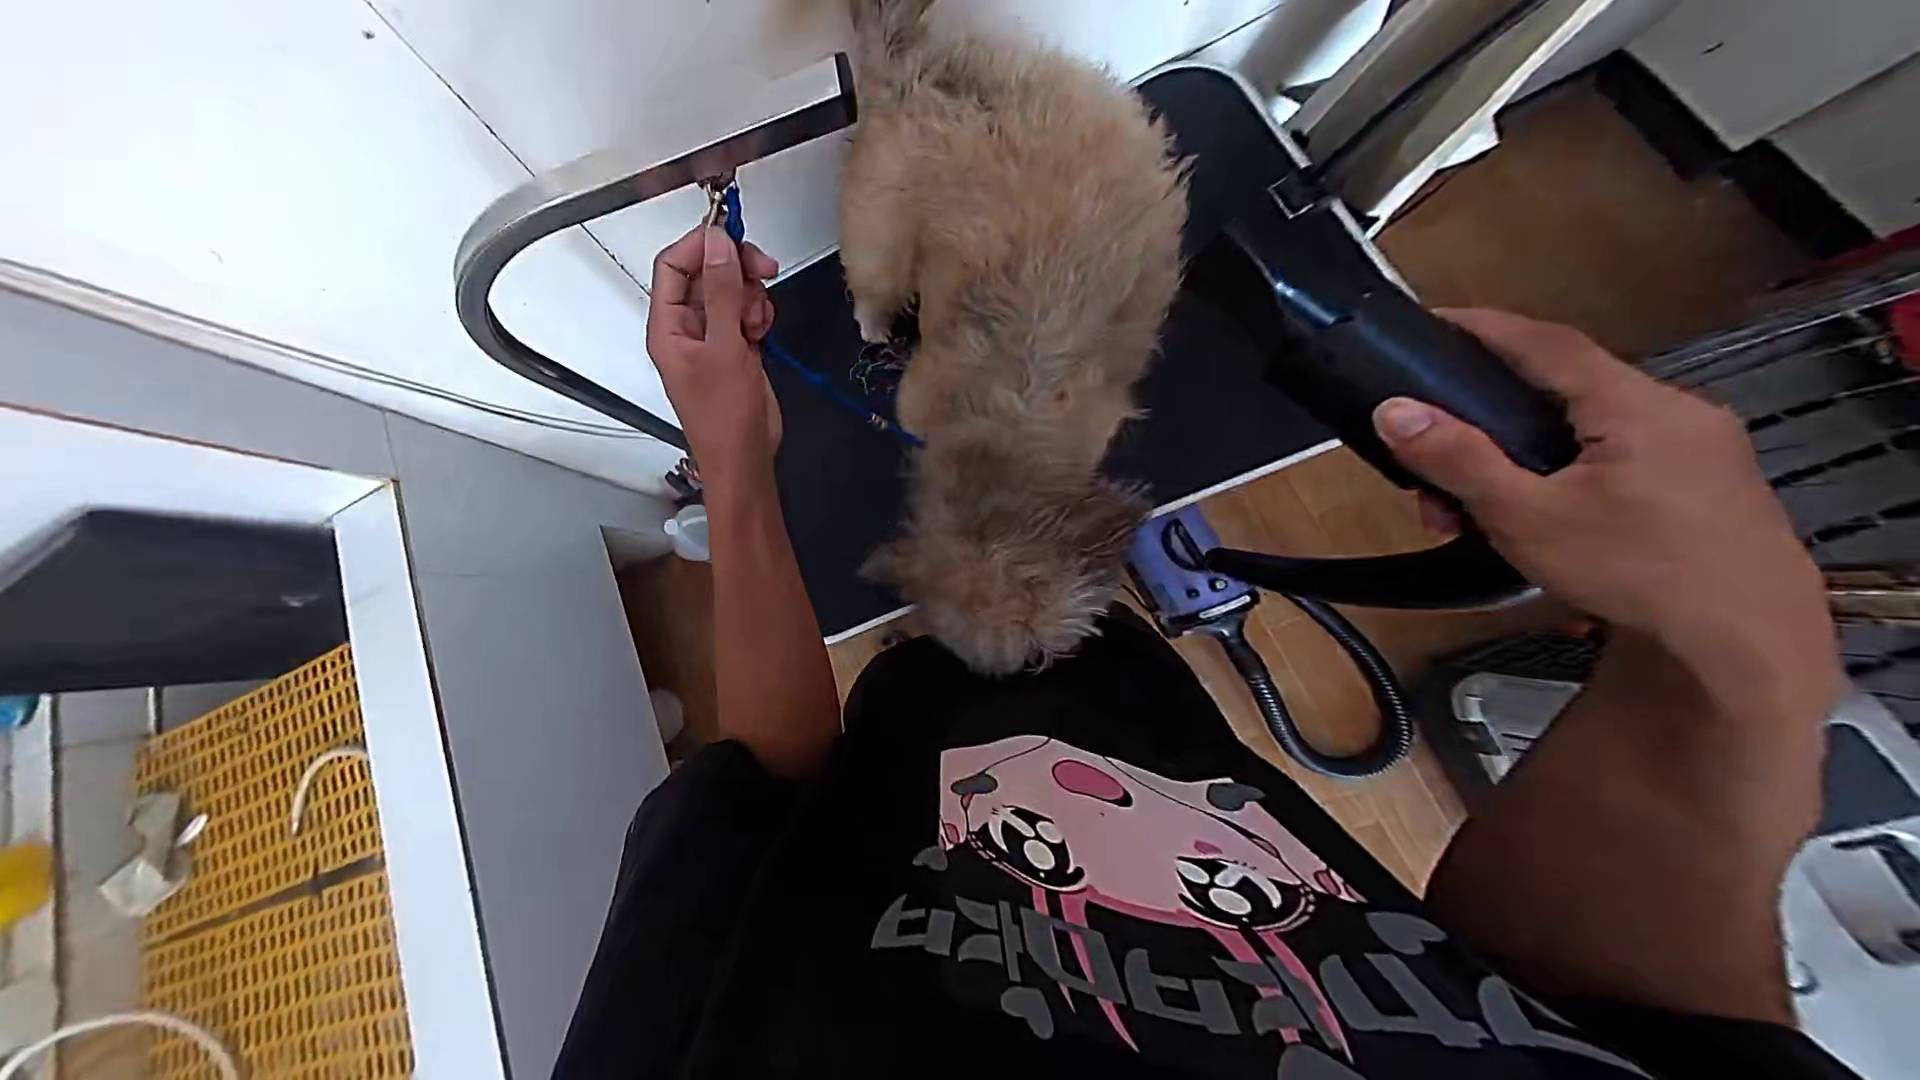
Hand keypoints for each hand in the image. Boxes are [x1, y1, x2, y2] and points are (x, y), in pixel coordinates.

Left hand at [648, 226, 782, 485]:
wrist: (746, 458)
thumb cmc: (725, 418)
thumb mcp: (725, 349)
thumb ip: (724, 294)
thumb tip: (719, 246)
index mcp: (668, 326)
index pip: (675, 266)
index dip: (701, 245)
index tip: (733, 234)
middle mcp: (688, 329)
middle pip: (708, 276)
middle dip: (736, 271)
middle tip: (763, 271)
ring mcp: (714, 339)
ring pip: (732, 294)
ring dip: (751, 298)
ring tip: (758, 324)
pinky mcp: (737, 350)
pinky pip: (746, 316)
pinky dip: (758, 316)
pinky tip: (763, 331)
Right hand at [1372, 308, 1837, 717]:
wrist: (1739, 645)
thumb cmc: (1635, 572)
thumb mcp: (1522, 514)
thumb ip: (1456, 458)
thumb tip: (1396, 411)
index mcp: (1635, 406)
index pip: (1545, 342)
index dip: (1483, 326)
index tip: (1433, 321)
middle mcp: (1670, 412)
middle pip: (1550, 395)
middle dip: (1477, 427)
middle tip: (1427, 470)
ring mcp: (1687, 446)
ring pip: (1571, 431)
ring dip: (1505, 461)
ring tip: (1464, 513)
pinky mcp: (1689, 480)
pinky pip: (1598, 456)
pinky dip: (1545, 474)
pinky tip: (1520, 515)